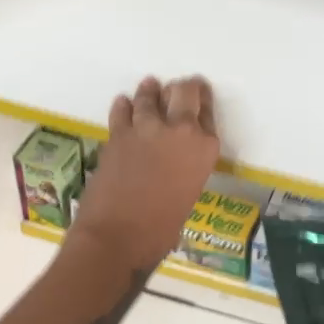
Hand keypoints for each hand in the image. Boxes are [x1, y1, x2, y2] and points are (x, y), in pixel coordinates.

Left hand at [68, 75, 219, 271]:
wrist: (116, 238)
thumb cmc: (160, 230)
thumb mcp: (188, 193)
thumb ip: (186, 167)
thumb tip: (174, 163)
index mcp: (205, 148)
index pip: (208, 111)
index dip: (202, 100)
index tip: (199, 95)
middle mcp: (182, 130)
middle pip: (185, 91)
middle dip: (182, 88)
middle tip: (178, 88)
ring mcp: (148, 129)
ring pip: (150, 95)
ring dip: (150, 91)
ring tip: (150, 85)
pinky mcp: (119, 134)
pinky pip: (122, 110)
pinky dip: (123, 105)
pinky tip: (124, 103)